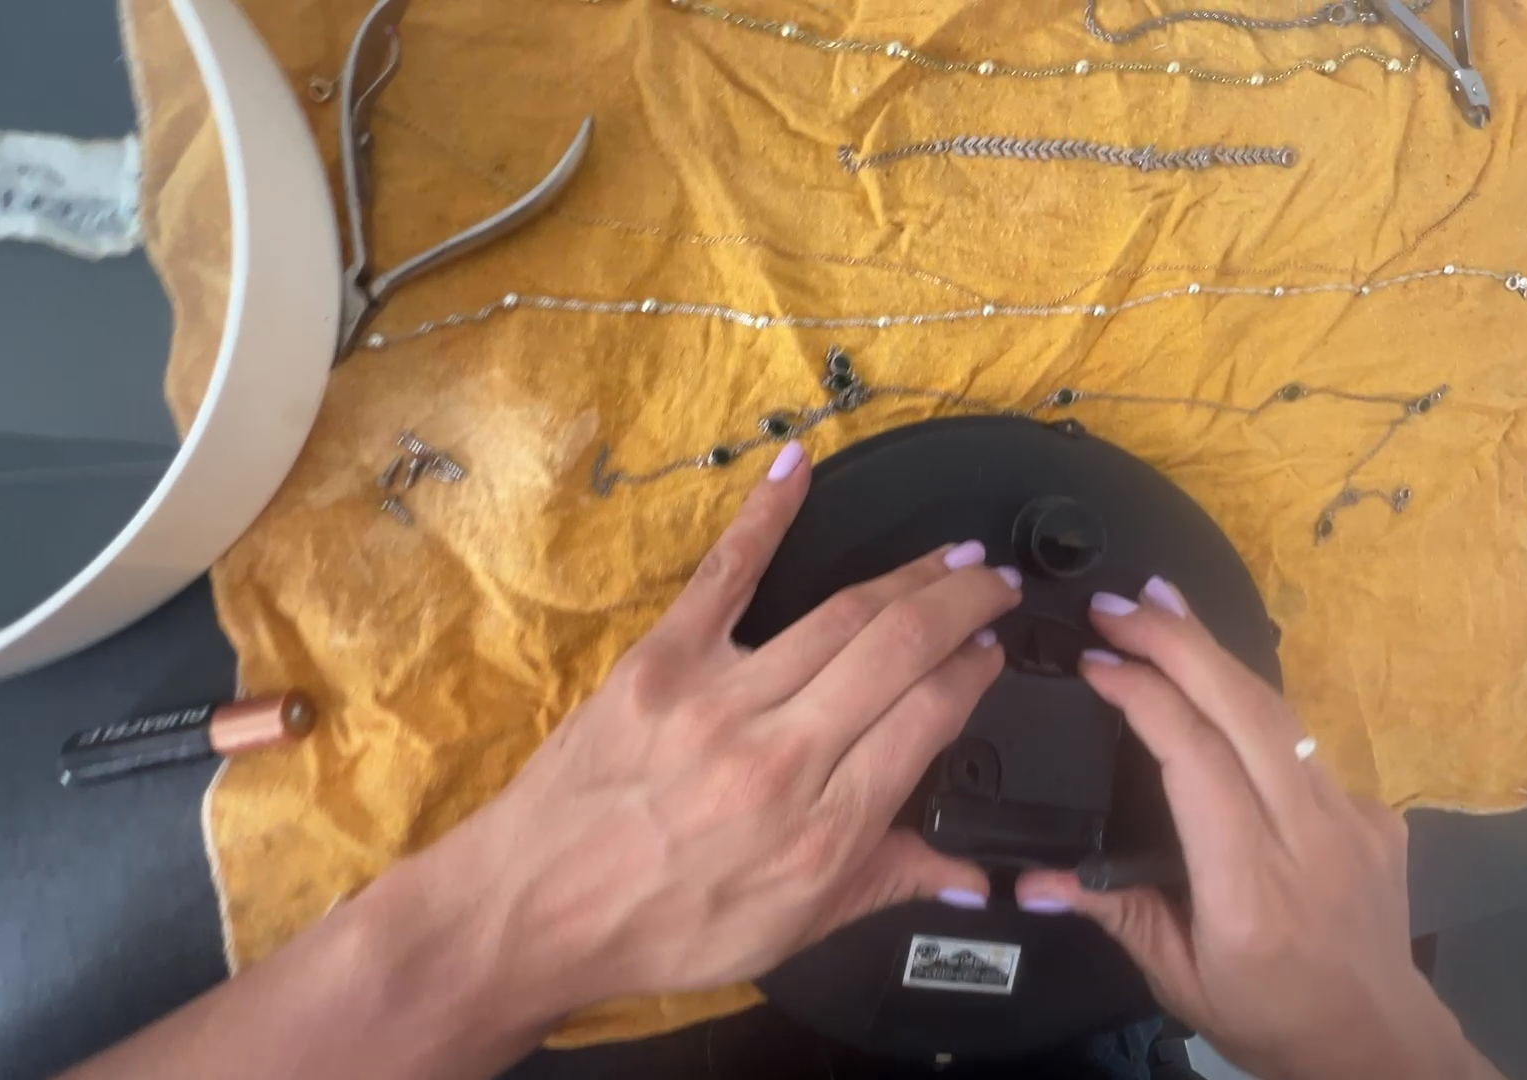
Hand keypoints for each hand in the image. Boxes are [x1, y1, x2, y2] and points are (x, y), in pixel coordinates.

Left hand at [435, 442, 1019, 1019]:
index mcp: (823, 826)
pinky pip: (727, 574)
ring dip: (910, 576)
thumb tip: (976, 877)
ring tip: (954, 556)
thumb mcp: (794, 930)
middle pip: (898, 649)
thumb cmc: (671, 922)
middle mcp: (781, 754)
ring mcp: (719, 696)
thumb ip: (891, 885)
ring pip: (841, 613)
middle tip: (996, 581)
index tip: (990, 649)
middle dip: (963, 604)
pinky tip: (800, 467)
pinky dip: (766, 515)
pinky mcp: (663, 659)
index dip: (973, 670)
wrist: (531, 911)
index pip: (929, 716)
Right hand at [1016, 579, 1492, 1079]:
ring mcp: (1351, 814)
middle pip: (1244, 711)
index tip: (1097, 660)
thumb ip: (1109, 910)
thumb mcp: (1176, 976)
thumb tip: (1028, 879)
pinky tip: (1208, 665)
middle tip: (1117, 603)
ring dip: (1211, 647)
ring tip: (1160, 601)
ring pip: (1275, 708)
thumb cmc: (1268, 1013)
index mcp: (1249, 886)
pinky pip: (1296, 732)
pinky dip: (1243, 687)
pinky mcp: (1372, 806)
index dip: (1145, 697)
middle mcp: (1308, 837)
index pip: (1197, 762)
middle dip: (1175, 642)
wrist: (1383, 1047)